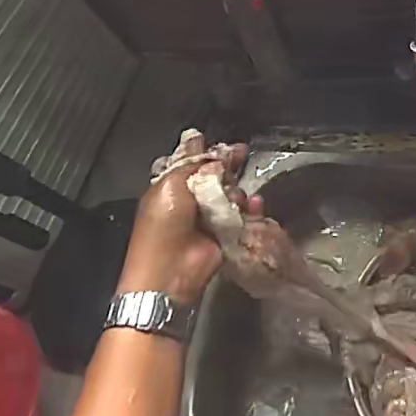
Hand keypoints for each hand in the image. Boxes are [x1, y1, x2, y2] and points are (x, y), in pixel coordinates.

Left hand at [116, 139, 256, 304]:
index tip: (220, 143)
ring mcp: (208, 215)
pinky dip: (250, 207)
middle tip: (242, 153)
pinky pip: (242, 212)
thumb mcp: (171, 185)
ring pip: (230, 191)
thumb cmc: (163, 226)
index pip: (190, 160)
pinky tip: (253, 204)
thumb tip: (208, 147)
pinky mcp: (225, 231)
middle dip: (227, 163)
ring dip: (236, 189)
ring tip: (235, 196)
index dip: (205, 150)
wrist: (169, 272)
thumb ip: (193, 164)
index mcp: (170, 185)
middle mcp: (189, 197)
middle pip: (213, 174)